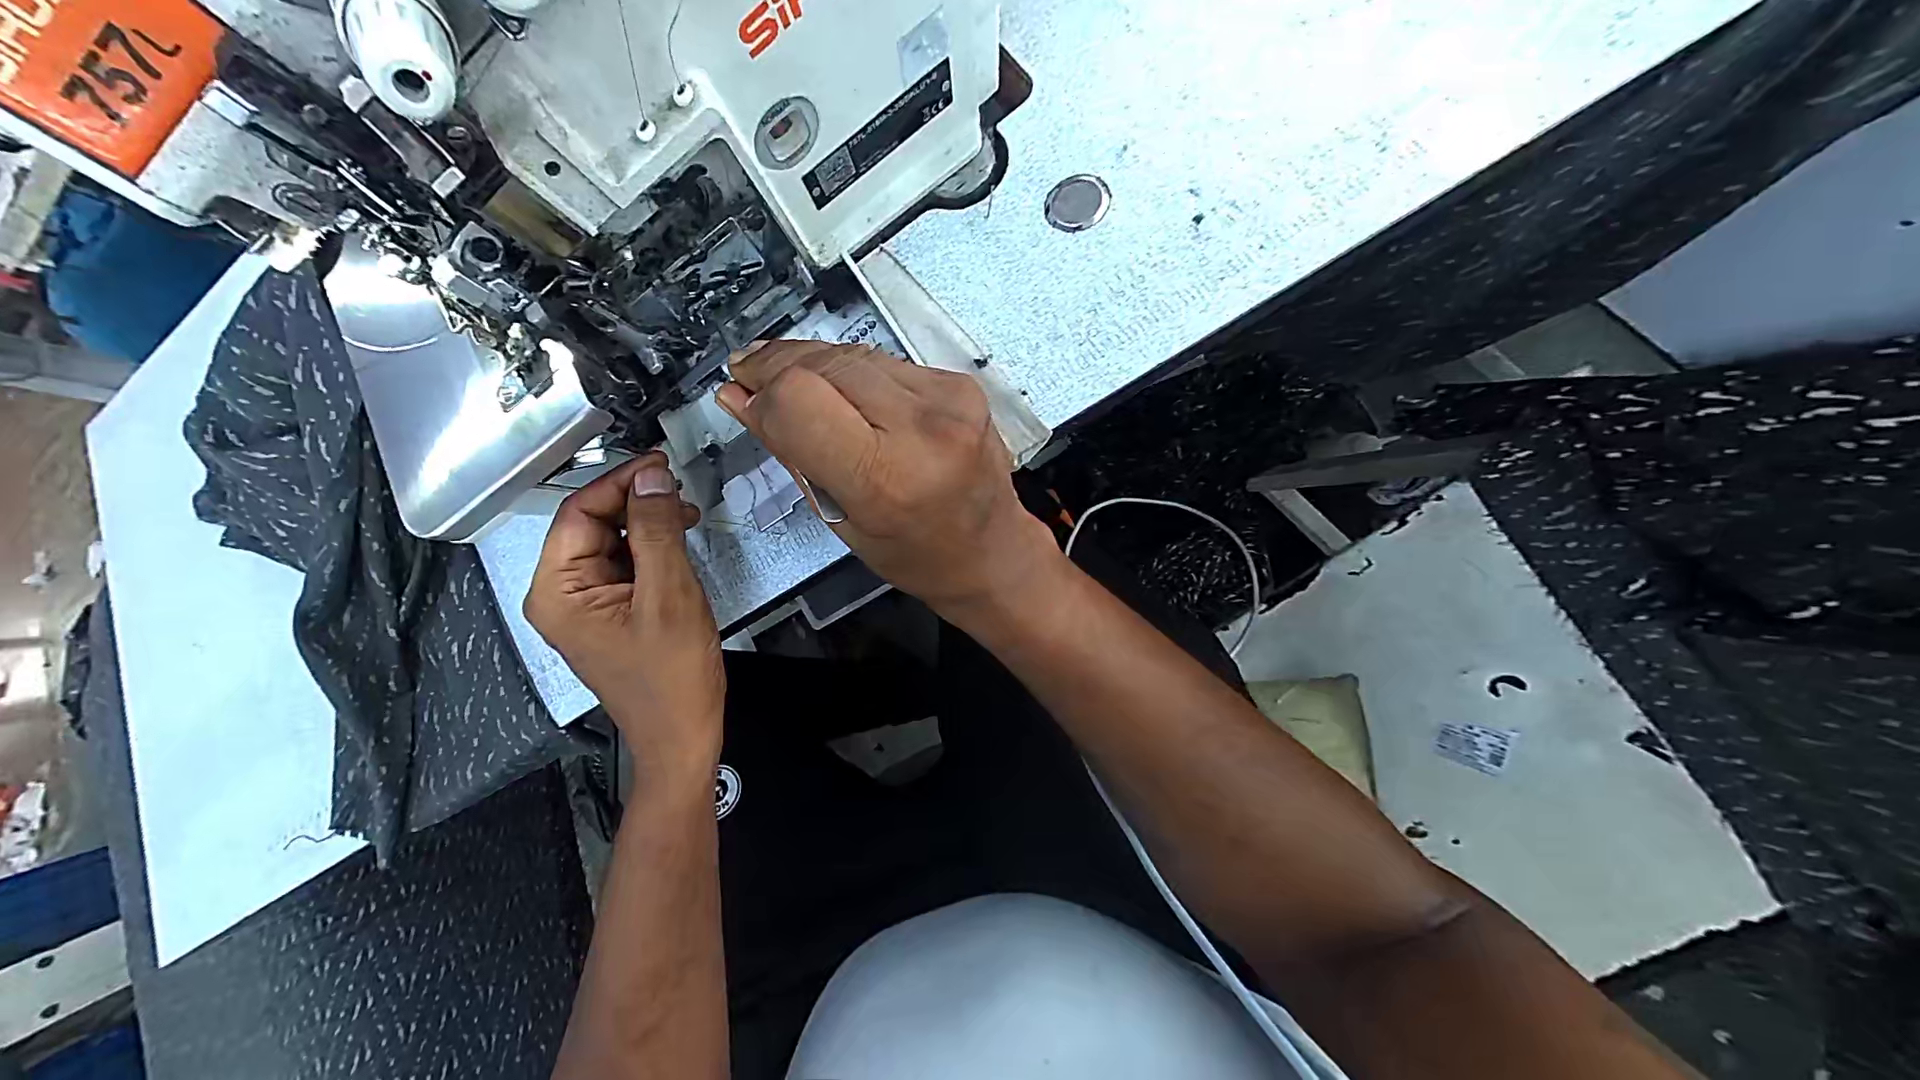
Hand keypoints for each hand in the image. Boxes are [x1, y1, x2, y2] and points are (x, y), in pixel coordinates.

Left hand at [525, 452, 724, 782]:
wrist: (682, 733)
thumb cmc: (671, 677)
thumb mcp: (669, 595)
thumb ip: (658, 532)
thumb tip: (651, 480)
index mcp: (557, 592)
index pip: (579, 513)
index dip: (620, 483)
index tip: (659, 466)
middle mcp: (561, 595)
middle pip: (593, 525)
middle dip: (636, 505)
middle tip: (679, 495)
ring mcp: (584, 606)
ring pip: (612, 543)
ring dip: (648, 525)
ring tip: (685, 519)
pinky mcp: (608, 613)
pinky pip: (624, 565)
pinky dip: (652, 549)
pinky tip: (678, 545)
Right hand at [715, 341, 1064, 618]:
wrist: (992, 550)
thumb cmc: (920, 553)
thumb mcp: (840, 520)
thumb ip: (790, 453)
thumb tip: (741, 400)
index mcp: (887, 478)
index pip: (799, 398)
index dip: (762, 392)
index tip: (744, 395)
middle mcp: (924, 430)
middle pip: (823, 364)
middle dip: (778, 367)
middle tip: (752, 377)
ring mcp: (948, 401)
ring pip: (852, 352)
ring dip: (812, 363)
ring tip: (790, 382)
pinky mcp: (959, 384)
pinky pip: (884, 360)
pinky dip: (853, 370)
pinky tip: (840, 390)